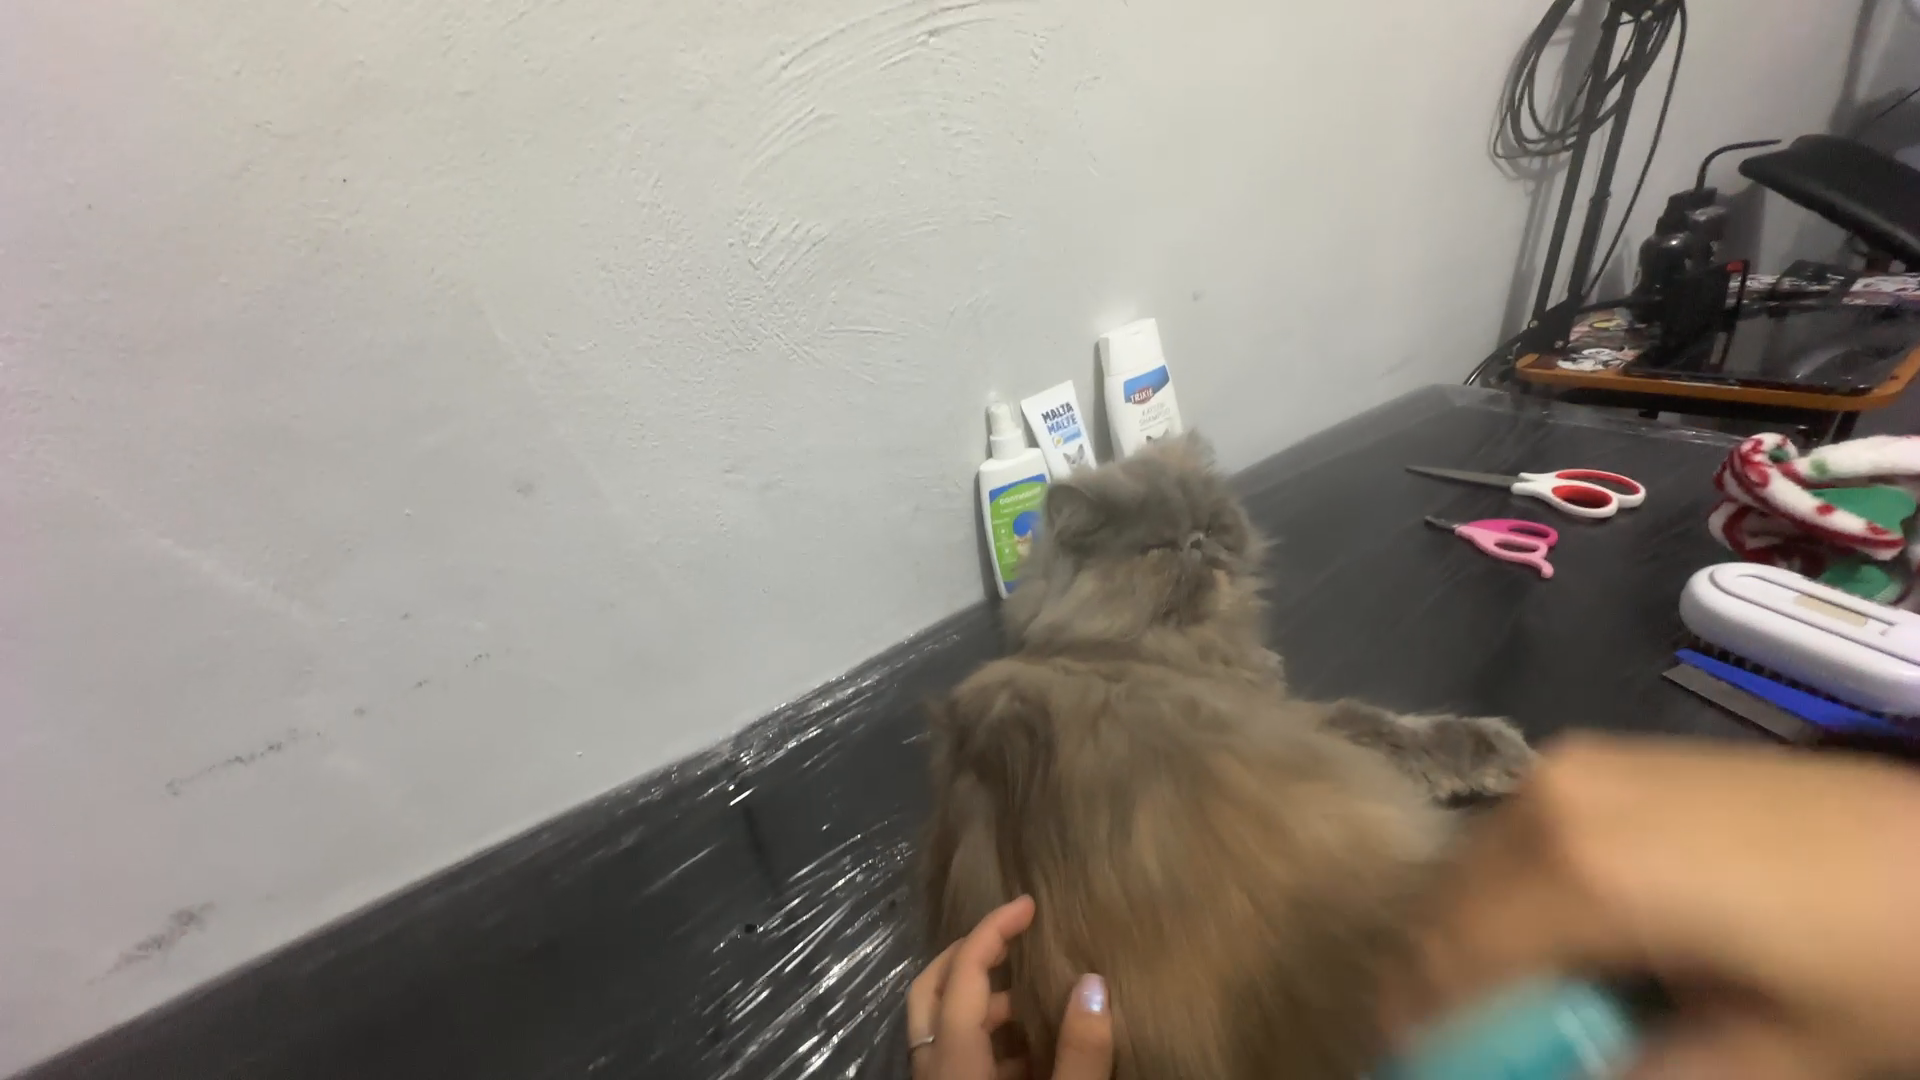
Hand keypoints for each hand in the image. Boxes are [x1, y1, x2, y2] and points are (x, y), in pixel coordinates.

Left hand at [907, 895, 1113, 1079]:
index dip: (993, 929)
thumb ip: (1079, 1051)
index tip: (1028, 904)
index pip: (964, 972)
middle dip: (970, 952)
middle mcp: (931, 1069)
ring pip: (941, 1023)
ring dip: (982, 999)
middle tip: (1013, 935)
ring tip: (1035, 993)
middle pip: (931, 987)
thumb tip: (1093, 982)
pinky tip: (1032, 1047)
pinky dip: (986, 1036)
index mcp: (952, 1060)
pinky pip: (956, 1055)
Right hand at [1392, 734, 1919, 1079]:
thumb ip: (1644, 1076)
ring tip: (1497, 982)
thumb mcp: (1785, 1056)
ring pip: (1468, 862)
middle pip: (1448, 901)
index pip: (1456, 950)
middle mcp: (1542, 805)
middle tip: (1447, 1024)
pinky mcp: (1574, 759)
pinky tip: (1541, 922)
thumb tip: (1545, 1074)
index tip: (1399, 1048)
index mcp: (1582, 873)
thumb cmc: (1879, 958)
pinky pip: (1506, 833)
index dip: (1418, 1006)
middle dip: (1434, 968)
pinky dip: (1501, 886)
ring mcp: (1556, 770)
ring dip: (1466, 927)